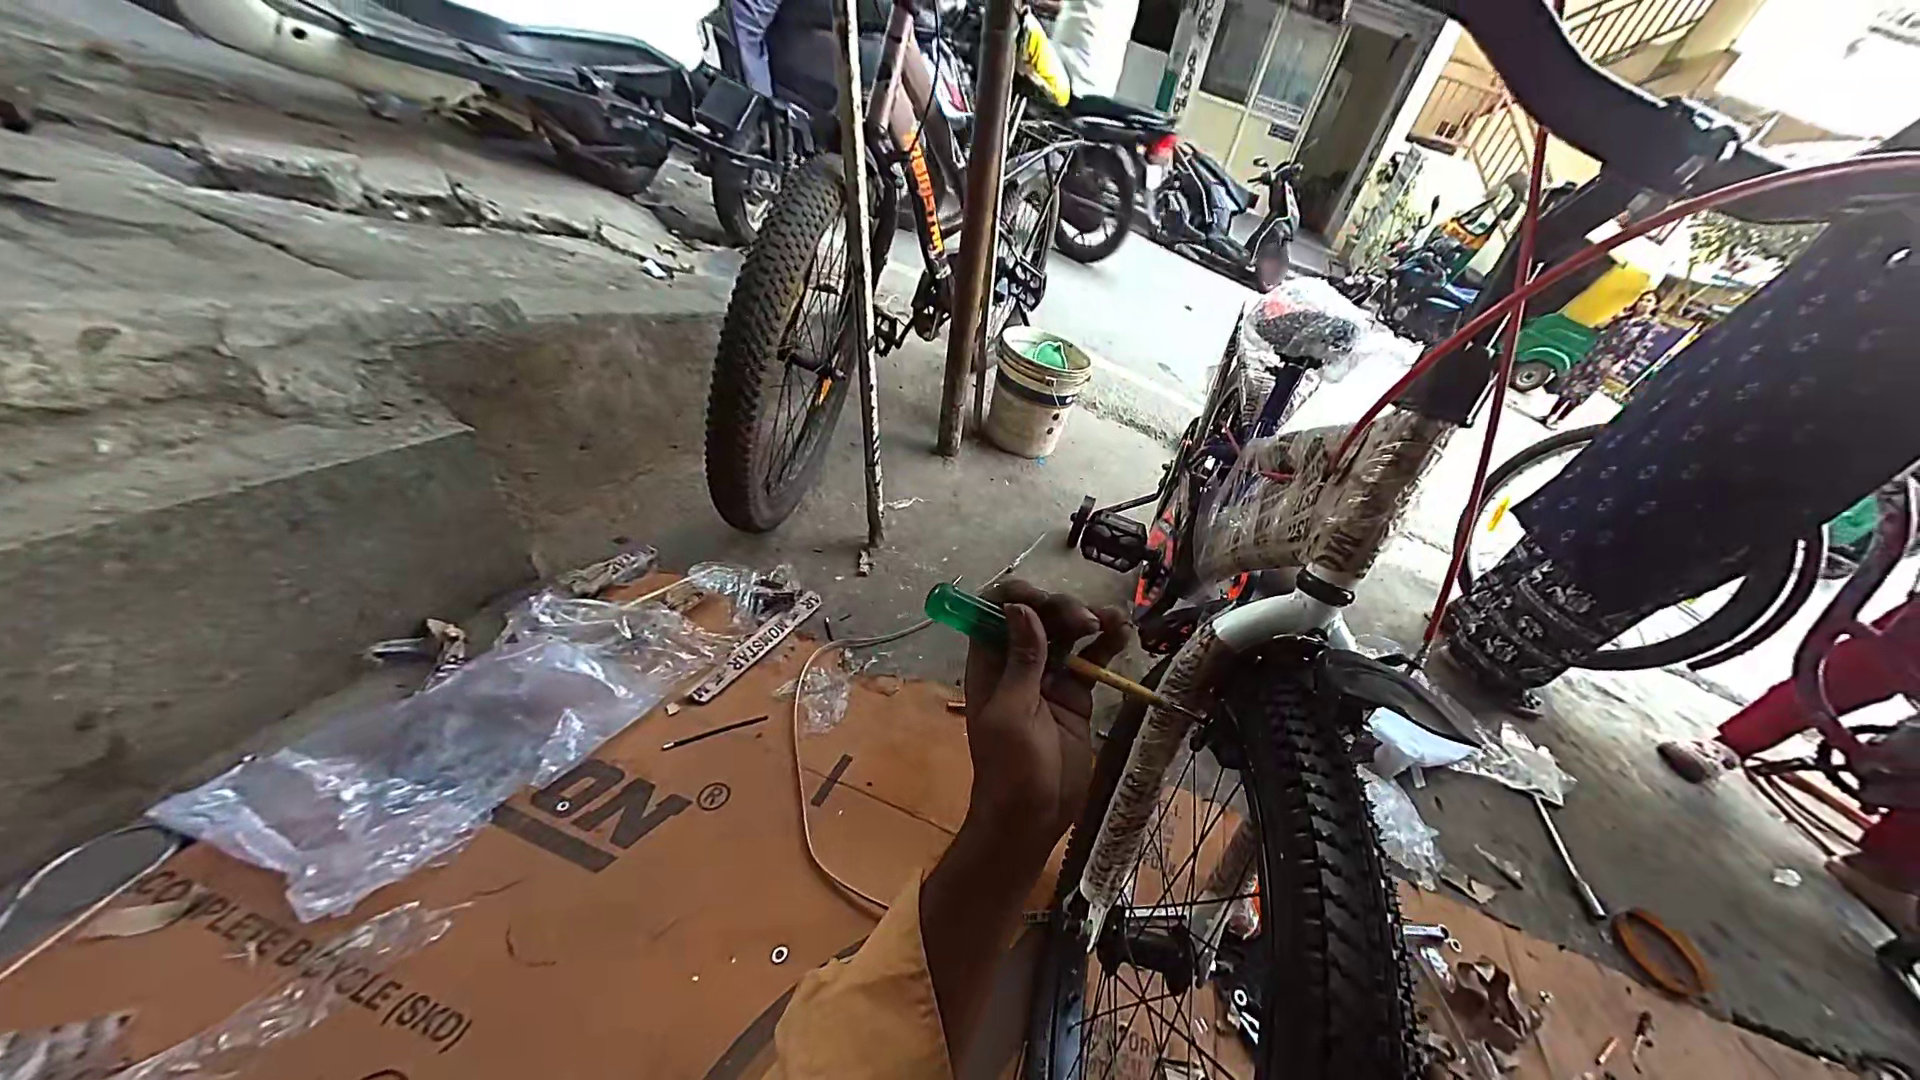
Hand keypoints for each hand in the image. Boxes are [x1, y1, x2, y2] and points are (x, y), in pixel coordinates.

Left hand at [962, 580, 1129, 854]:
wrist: (1034, 817)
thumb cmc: (1011, 768)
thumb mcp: (1012, 711)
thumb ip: (1021, 659)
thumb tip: (1019, 607)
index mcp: (989, 661)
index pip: (995, 610)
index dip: (1017, 596)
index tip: (1044, 600)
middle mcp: (1017, 660)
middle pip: (1037, 615)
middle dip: (1060, 608)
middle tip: (1085, 621)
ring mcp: (1049, 675)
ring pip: (1067, 632)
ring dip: (1088, 618)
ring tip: (1113, 621)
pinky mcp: (1076, 692)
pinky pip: (1091, 658)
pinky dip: (1106, 642)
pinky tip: (1122, 632)